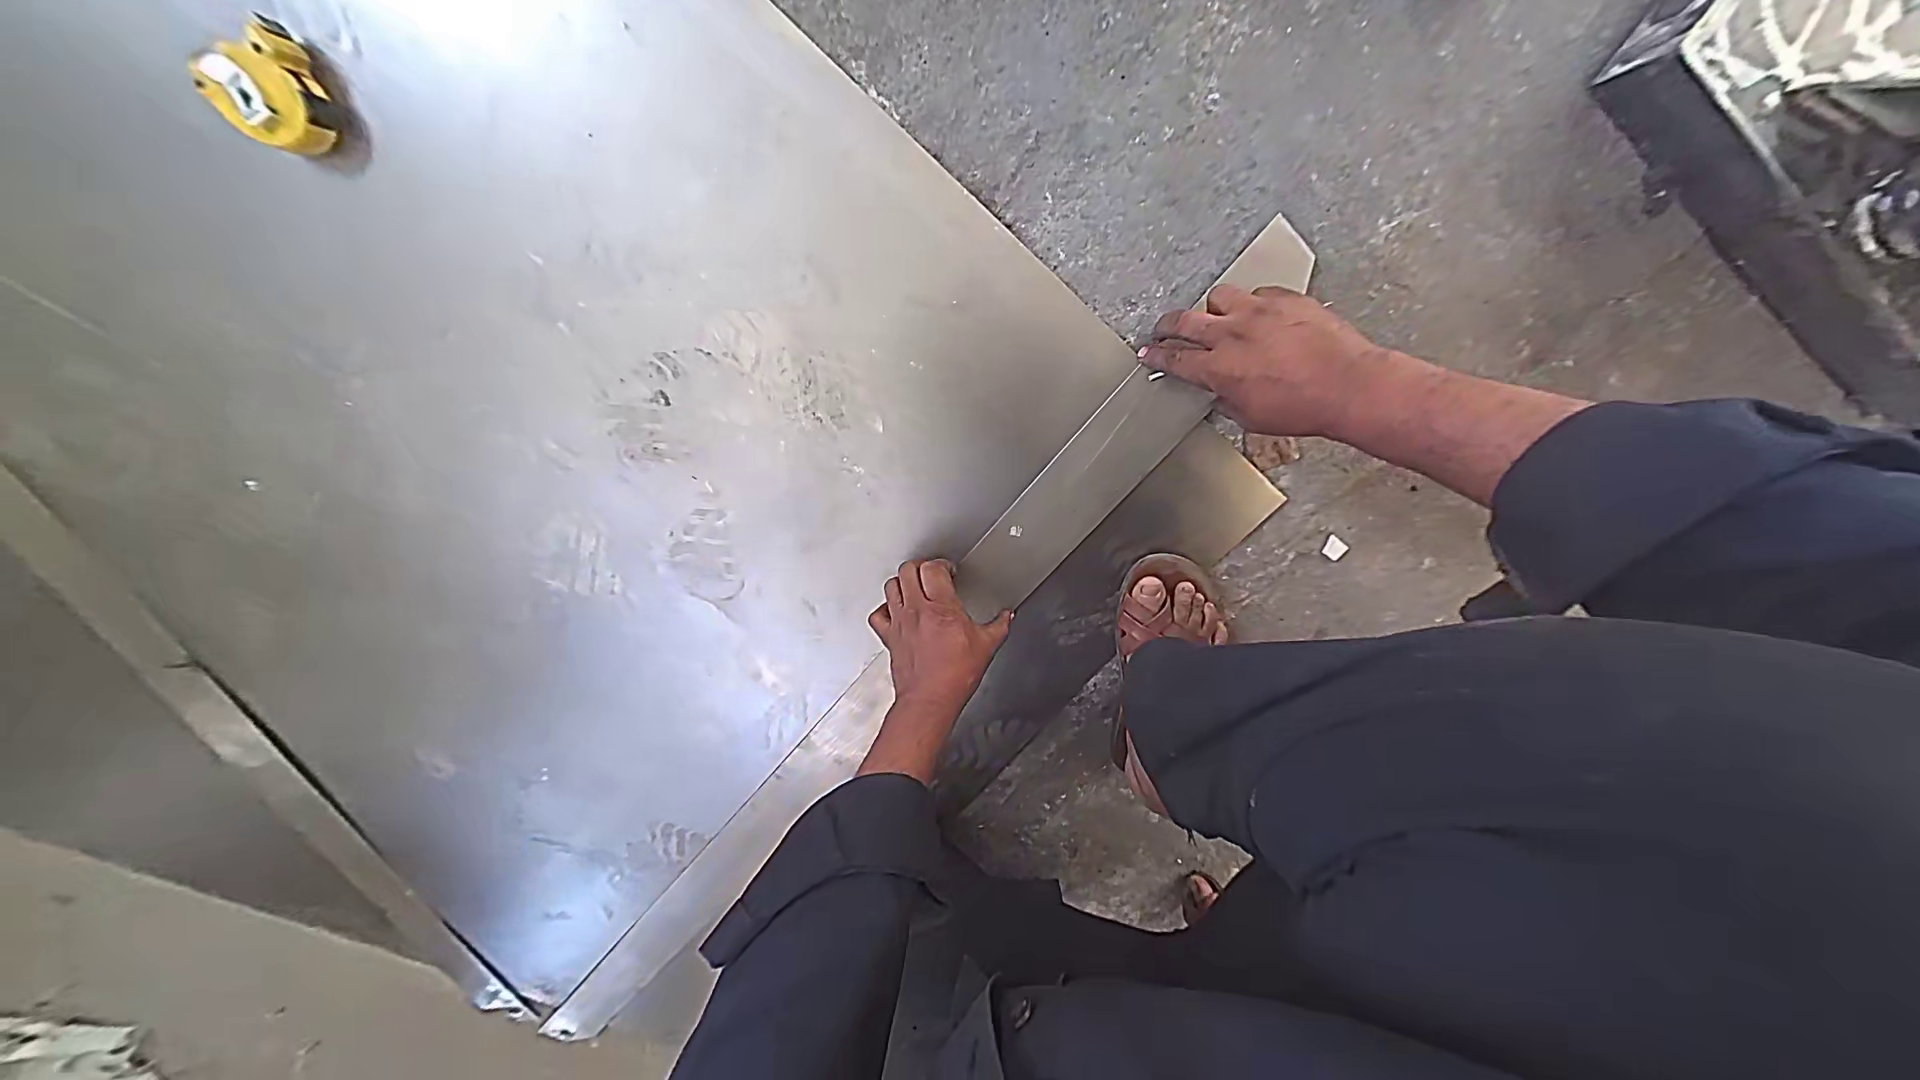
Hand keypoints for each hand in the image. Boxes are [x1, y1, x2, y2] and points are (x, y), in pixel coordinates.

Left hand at [868, 560, 1012, 717]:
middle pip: (909, 570)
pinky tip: (895, 611)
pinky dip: (885, 608)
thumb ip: (998, 626)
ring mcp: (900, 622)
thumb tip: (1006, 617)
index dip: (942, 564)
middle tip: (931, 574)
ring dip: (903, 582)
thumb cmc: (954, 676)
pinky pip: (878, 614)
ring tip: (914, 587)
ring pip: (891, 586)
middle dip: (921, 567)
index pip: (933, 569)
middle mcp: (917, 610)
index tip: (949, 571)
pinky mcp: (889, 637)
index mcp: (942, 608)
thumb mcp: (986, 647)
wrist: (930, 700)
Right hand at [1138, 285, 1419, 438]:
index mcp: (1218, 368)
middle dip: (1167, 325)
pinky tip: (1259, 315)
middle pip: (1183, 321)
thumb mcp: (1250, 416)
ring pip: (1218, 296)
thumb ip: (1226, 398)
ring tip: (1217, 317)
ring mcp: (1259, 311)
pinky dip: (1252, 303)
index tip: (1147, 353)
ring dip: (1212, 308)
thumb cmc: (1303, 406)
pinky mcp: (1286, 299)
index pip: (1174, 358)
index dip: (1156, 356)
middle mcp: (1232, 334)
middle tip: (1163, 328)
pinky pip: (1258, 293)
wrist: (1348, 385)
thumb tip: (1220, 391)